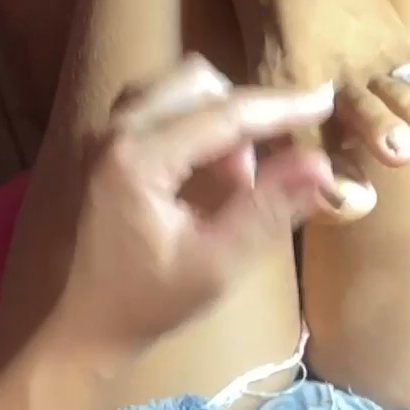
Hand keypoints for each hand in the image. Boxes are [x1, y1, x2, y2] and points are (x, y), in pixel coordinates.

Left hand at [49, 55, 335, 353]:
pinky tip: (202, 173)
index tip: (328, 100)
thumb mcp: (217, 263)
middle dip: (244, 116)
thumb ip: (271, 209)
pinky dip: (194, 123)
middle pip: (200, 83)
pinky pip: (161, 104)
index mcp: (137, 158)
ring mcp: (104, 131)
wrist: (81, 325)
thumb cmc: (146, 302)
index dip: (282, 107)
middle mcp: (115, 129)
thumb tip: (325, 166)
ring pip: (179, 88)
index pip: (225, 114)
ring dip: (218, 117)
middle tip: (260, 173)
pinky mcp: (105, 141)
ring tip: (230, 178)